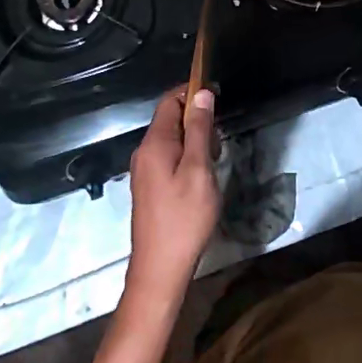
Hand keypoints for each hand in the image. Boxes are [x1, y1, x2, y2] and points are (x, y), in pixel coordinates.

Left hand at [126, 87, 219, 300]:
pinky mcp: (148, 187)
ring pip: (171, 140)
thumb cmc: (184, 218)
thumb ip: (199, 130)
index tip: (216, 99)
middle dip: (196, 122)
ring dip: (194, 143)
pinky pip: (167, 158)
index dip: (191, 93)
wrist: (160, 269)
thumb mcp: (199, 170)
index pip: (169, 101)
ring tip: (212, 164)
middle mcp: (143, 152)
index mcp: (154, 143)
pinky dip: (186, 159)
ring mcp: (143, 171)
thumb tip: (201, 93)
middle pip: (170, 119)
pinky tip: (200, 179)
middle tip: (218, 144)